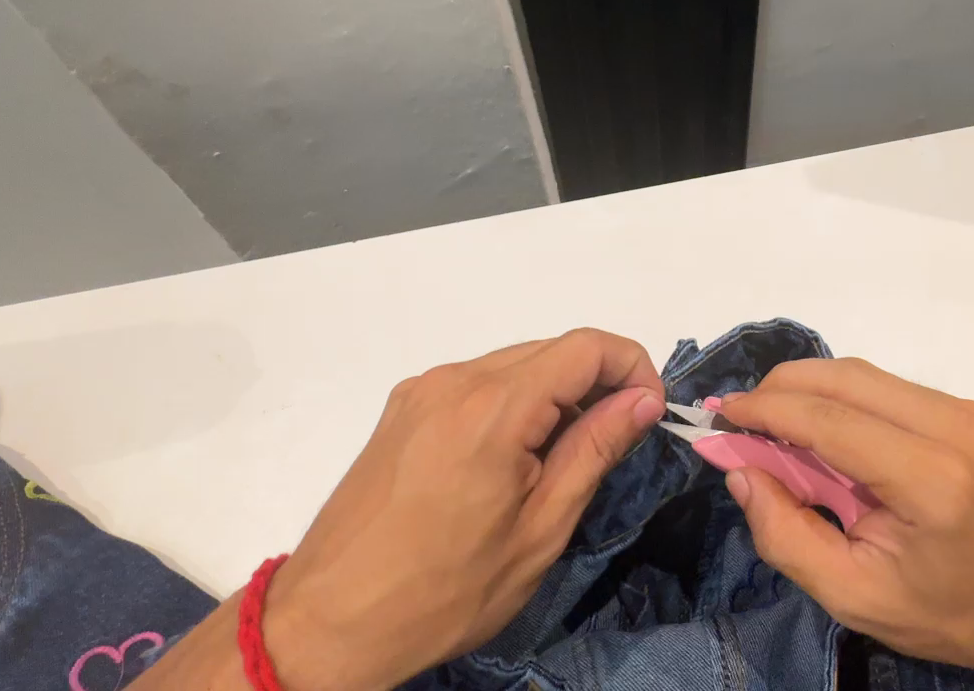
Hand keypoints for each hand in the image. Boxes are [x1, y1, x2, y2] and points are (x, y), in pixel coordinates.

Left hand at [135, 328, 665, 690]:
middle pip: (553, 350)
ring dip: (558, 393)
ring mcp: (426, 388)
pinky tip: (515, 454)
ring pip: (519, 363)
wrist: (324, 626)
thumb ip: (596, 448)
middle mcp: (456, 378)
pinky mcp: (406, 405)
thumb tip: (644, 398)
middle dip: (599, 382)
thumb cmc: (444, 590)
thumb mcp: (540, 528)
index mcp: (493, 407)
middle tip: (614, 439)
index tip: (649, 412)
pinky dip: (517, 401)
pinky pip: (482, 381)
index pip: (587, 347)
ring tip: (563, 456)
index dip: (632, 366)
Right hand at [716, 358, 973, 683]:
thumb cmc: (945, 611)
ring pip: (862, 373)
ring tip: (769, 420)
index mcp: (931, 481)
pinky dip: (838, 395)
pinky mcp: (963, 407)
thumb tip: (740, 470)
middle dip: (781, 386)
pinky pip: (883, 385)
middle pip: (845, 378)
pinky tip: (816, 423)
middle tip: (739, 414)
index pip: (831, 421)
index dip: (768, 409)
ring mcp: (963, 410)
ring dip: (807, 387)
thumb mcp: (854, 596)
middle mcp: (952, 427)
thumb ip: (787, 535)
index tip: (721, 413)